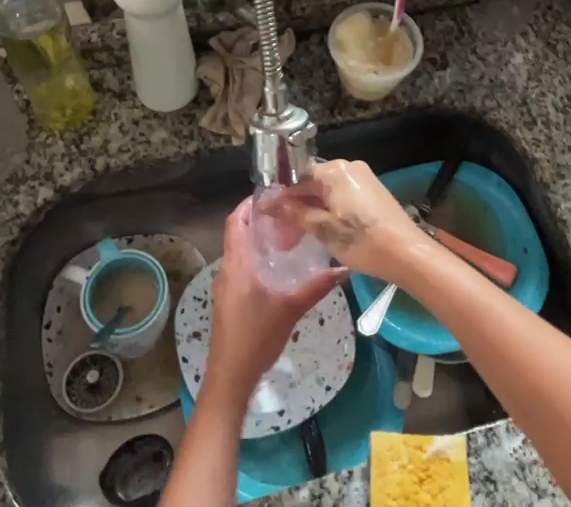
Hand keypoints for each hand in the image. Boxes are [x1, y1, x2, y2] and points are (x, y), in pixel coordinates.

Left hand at [204, 198, 347, 402]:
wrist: (231, 376)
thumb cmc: (256, 336)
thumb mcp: (291, 308)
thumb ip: (317, 286)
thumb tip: (344, 268)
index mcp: (237, 264)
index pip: (235, 221)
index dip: (249, 204)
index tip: (272, 195)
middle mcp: (228, 270)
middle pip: (238, 234)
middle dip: (259, 220)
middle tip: (288, 213)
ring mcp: (227, 287)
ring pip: (240, 253)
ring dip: (259, 241)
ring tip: (288, 236)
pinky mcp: (230, 302)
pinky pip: (242, 269)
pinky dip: (258, 260)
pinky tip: (280, 269)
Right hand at [286, 159, 433, 285]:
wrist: (406, 253)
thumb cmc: (362, 240)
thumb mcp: (324, 230)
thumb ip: (298, 214)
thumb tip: (276, 204)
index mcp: (335, 170)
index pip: (298, 176)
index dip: (281, 194)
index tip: (266, 210)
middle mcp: (349, 167)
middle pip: (313, 181)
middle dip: (296, 202)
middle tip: (279, 225)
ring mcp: (363, 178)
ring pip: (327, 190)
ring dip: (312, 207)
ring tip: (296, 230)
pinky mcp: (372, 192)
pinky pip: (342, 195)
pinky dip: (329, 208)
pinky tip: (320, 226)